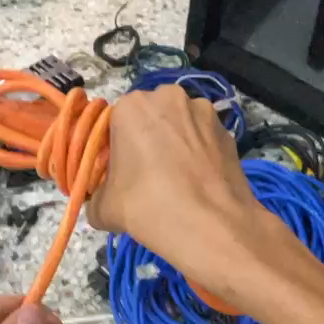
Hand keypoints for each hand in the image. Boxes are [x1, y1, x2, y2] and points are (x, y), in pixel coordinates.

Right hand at [86, 87, 307, 310]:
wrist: (212, 227)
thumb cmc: (148, 206)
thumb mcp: (103, 209)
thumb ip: (95, 197)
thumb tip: (100, 202)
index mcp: (132, 105)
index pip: (114, 123)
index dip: (114, 149)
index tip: (118, 174)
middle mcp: (169, 97)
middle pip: (150, 118)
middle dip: (147, 140)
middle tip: (146, 177)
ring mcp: (204, 112)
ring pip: (180, 126)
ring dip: (176, 144)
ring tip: (177, 181)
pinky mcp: (228, 131)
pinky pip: (204, 139)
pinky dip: (199, 155)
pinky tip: (198, 183)